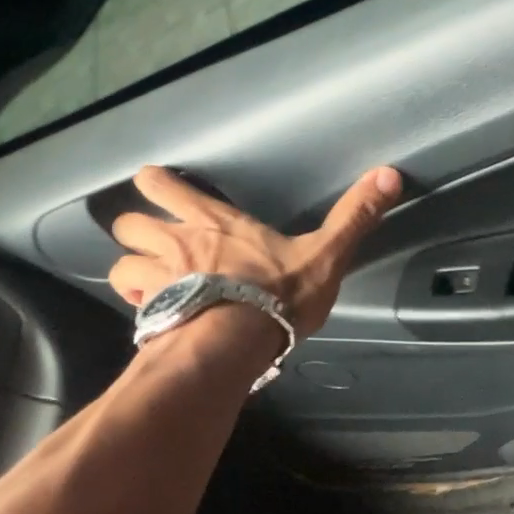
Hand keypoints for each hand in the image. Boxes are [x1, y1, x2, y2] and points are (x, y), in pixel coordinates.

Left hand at [107, 164, 402, 335]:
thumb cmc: (281, 293)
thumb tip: (392, 174)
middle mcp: (176, 243)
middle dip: (138, 232)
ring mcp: (158, 280)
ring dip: (135, 274)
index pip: (161, 184)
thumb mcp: (326, 254)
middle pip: (127, 223)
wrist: (242, 340)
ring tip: (155, 289)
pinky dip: (140, 309)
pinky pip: (132, 307)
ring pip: (121, 266)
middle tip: (159, 248)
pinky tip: (158, 319)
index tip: (164, 194)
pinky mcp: (151, 315)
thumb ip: (353, 217)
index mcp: (214, 222)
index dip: (156, 186)